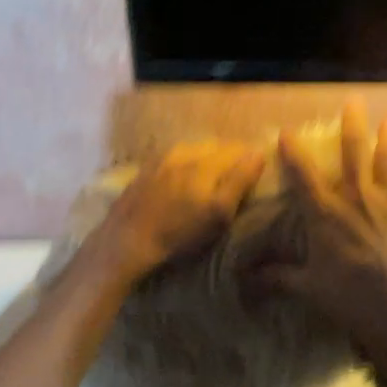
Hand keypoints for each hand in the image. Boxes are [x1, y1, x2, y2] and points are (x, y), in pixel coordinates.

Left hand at [89, 141, 265, 281]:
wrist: (128, 240)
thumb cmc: (179, 232)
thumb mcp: (219, 213)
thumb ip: (240, 181)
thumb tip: (258, 154)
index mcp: (206, 162)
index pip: (237, 149)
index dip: (248, 160)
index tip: (251, 176)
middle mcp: (184, 152)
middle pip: (215, 146)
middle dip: (227, 158)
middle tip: (231, 180)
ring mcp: (161, 158)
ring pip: (193, 149)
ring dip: (204, 159)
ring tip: (206, 180)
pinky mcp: (145, 169)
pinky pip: (173, 157)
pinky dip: (183, 164)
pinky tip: (180, 181)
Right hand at [254, 100, 386, 386]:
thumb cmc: (347, 295)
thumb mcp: (306, 287)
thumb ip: (277, 277)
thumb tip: (244, 278)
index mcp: (325, 212)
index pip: (303, 176)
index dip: (292, 152)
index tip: (285, 132)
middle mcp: (356, 197)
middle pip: (351, 153)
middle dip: (351, 126)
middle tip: (354, 101)